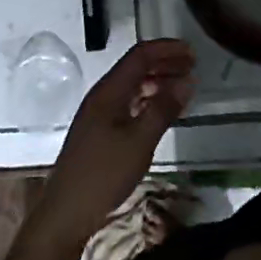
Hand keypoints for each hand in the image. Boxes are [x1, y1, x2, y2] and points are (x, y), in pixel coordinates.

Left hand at [36, 40, 194, 244]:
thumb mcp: (139, 142)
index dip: (165, 49)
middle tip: (193, 67)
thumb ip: (162, 110)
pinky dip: (148, 100)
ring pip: (132, 86)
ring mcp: (99, 113)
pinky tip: (161, 111)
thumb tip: (186, 81)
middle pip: (135, 68)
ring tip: (183, 88)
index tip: (192, 52)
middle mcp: (102, 95)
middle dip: (164, 63)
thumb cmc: (104, 174)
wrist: (67, 210)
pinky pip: (128, 103)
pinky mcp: (100, 130)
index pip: (139, 56)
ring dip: (157, 81)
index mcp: (109, 91)